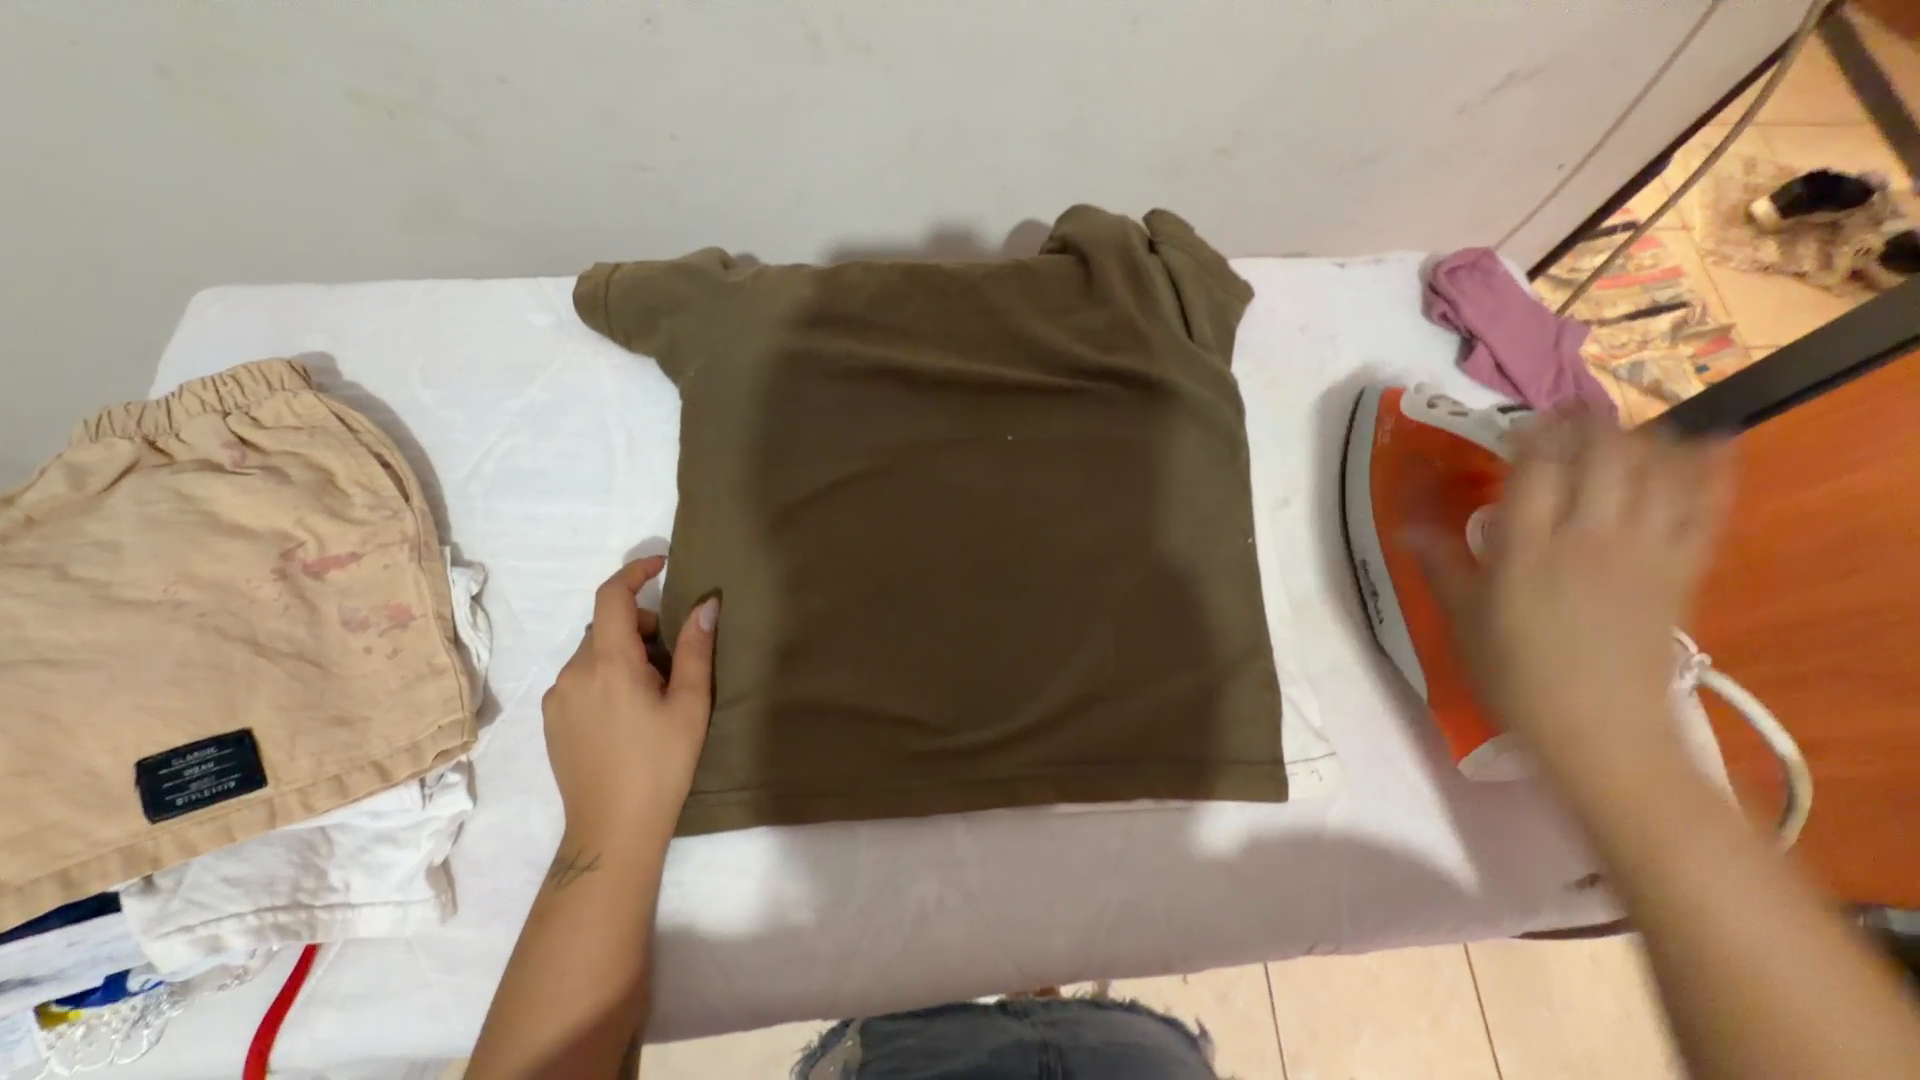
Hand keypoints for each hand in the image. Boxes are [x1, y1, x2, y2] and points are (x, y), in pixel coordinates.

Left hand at [541, 556, 717, 836]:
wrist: (612, 829)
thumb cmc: (661, 765)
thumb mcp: (690, 705)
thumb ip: (696, 649)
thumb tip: (707, 603)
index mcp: (609, 663)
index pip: (613, 597)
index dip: (636, 572)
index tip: (662, 565)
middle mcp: (573, 671)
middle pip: (607, 626)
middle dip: (642, 628)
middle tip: (674, 663)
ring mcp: (557, 696)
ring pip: (593, 653)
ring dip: (623, 655)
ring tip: (653, 695)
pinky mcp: (551, 719)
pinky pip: (580, 678)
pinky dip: (605, 677)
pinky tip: (627, 715)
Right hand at [1412, 413, 1733, 770]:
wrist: (1600, 728)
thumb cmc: (1517, 675)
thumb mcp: (1463, 620)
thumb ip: (1440, 564)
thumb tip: (1406, 524)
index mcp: (1527, 549)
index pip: (1534, 467)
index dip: (1531, 433)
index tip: (1523, 423)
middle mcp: (1589, 536)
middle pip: (1600, 453)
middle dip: (1586, 423)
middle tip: (1571, 416)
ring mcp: (1644, 549)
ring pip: (1654, 468)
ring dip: (1641, 436)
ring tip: (1623, 427)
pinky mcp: (1683, 568)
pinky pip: (1704, 506)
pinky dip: (1709, 468)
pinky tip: (1706, 442)